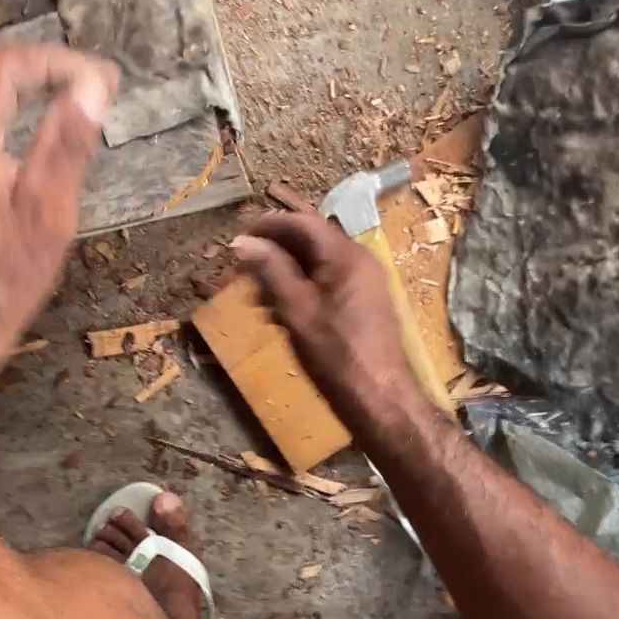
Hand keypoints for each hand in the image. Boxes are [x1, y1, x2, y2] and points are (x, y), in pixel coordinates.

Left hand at [0, 42, 118, 347]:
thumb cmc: (4, 279)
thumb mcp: (48, 217)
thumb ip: (66, 144)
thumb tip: (92, 86)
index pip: (4, 65)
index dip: (57, 63)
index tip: (103, 80)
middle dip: (34, 61)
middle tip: (86, 83)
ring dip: (7, 71)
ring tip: (59, 90)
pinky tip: (16, 108)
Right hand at [231, 211, 420, 431]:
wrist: (378, 395)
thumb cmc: (335, 352)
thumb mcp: (296, 308)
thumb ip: (270, 269)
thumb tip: (243, 241)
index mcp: (346, 255)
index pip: (303, 222)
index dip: (269, 225)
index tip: (240, 239)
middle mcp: (360, 260)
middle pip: (311, 242)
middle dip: (275, 253)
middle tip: (244, 272)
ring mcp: (365, 282)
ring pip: (318, 264)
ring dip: (285, 273)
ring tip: (258, 297)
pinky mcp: (364, 303)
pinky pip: (328, 283)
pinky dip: (302, 289)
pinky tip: (282, 313)